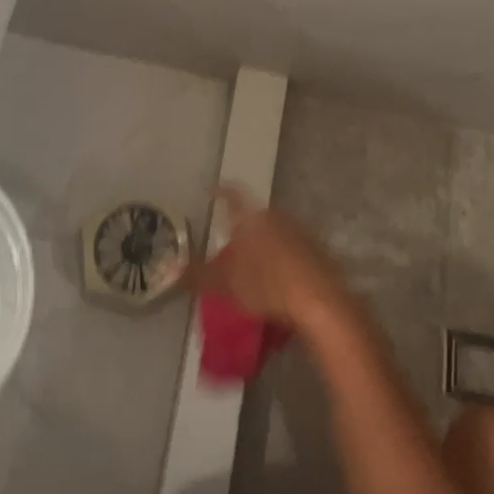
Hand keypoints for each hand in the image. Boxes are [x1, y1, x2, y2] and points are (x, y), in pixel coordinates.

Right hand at [185, 186, 355, 332]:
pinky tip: (279, 281)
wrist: (321, 303)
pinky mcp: (320, 253)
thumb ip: (198, 276)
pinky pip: (293, 250)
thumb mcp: (225, 284)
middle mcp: (277, 217)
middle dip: (242, 227)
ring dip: (264, 244)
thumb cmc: (267, 286)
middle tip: (230, 243)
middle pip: (255, 215)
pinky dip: (283, 260)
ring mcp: (302, 233)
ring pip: (276, 232)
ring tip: (253, 266)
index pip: (233, 195)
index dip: (221, 192)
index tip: (213, 190)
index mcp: (252, 218)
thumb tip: (172, 270)